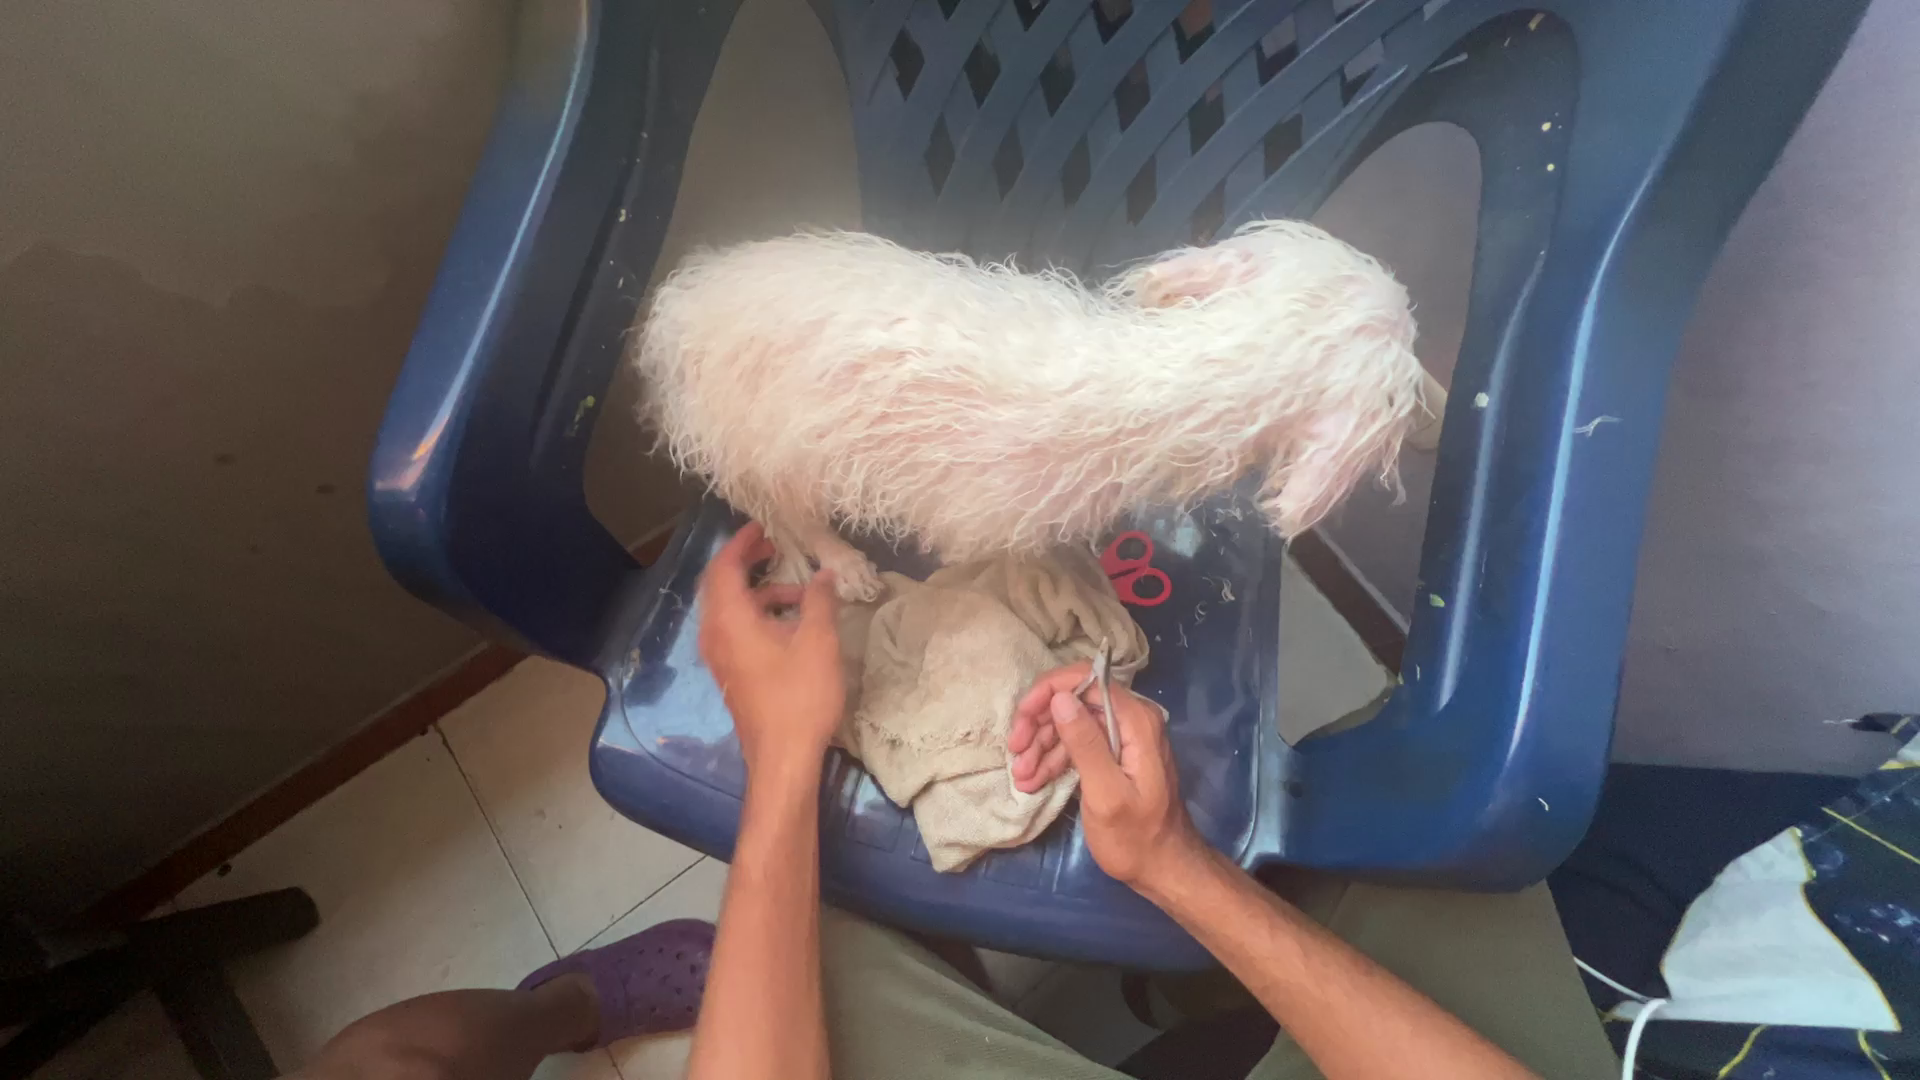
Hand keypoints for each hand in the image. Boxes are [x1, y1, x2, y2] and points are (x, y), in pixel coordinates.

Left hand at [698, 523, 844, 782]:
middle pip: (720, 585)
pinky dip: (757, 614)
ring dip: (759, 592)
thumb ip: (819, 601)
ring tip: (798, 592)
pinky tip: (790, 623)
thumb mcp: (818, 642)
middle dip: (746, 562)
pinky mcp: (732, 673)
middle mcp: (716, 635)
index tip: (763, 526)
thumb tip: (824, 575)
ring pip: (730, 609)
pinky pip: (735, 629)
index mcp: (730, 620)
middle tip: (775, 548)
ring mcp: (720, 657)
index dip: (742, 543)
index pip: (724, 567)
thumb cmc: (800, 696)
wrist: (782, 757)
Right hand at [1008, 663, 1204, 889]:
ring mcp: (1121, 736)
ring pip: (1070, 723)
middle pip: (1074, 699)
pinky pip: (1076, 744)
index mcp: (1136, 721)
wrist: (1165, 871)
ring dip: (1041, 746)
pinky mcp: (1112, 754)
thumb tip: (1060, 698)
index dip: (1050, 690)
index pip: (1088, 679)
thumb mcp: (1106, 794)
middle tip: (1016, 751)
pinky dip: (1052, 759)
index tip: (1023, 715)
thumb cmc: (1137, 839)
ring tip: (1021, 776)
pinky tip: (1032, 781)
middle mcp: (1130, 719)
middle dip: (1040, 723)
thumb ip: (1085, 743)